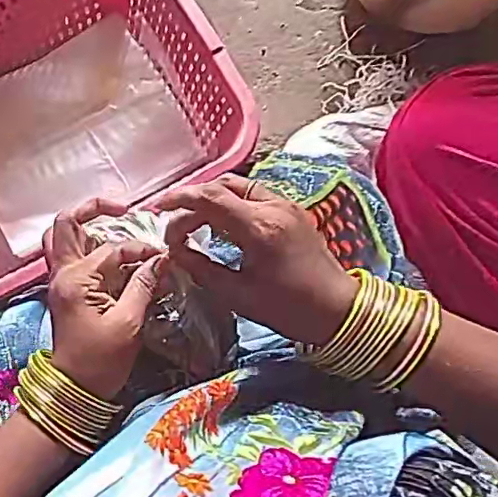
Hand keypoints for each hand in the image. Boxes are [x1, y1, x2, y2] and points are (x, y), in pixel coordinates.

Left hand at [43, 201, 168, 398]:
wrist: (74, 389)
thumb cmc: (101, 360)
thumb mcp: (129, 323)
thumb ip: (143, 286)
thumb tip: (161, 259)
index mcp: (75, 280)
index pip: (111, 248)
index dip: (140, 249)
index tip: (163, 258)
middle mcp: (61, 274)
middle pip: (65, 224)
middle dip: (92, 209)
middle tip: (121, 208)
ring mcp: (59, 281)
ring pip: (63, 238)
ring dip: (86, 227)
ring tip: (116, 228)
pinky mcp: (65, 291)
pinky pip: (70, 256)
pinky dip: (88, 247)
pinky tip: (112, 254)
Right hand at [155, 176, 358, 347]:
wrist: (340, 310)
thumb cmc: (289, 308)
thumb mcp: (238, 294)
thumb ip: (202, 268)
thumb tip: (176, 252)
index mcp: (259, 228)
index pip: (209, 197)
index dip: (178, 200)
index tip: (158, 212)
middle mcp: (272, 207)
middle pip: (220, 186)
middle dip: (191, 201)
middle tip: (174, 227)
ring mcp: (285, 206)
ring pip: (237, 187)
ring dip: (209, 200)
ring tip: (191, 224)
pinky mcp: (291, 211)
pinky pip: (252, 196)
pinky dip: (229, 204)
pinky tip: (219, 225)